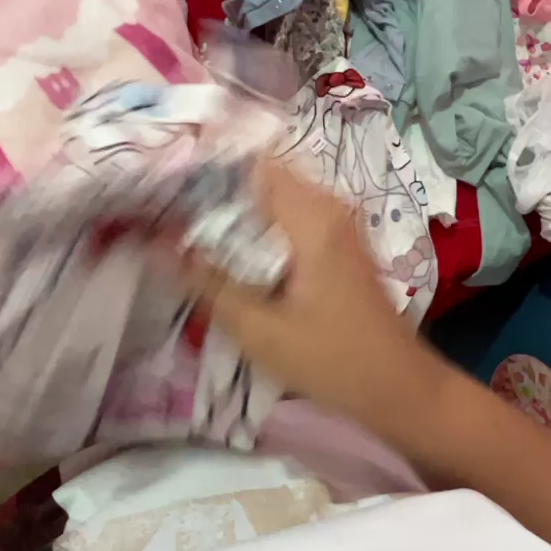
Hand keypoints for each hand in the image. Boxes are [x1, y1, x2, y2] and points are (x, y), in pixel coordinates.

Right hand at [172, 163, 454, 430]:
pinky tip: (227, 253)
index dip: (202, 168)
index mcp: (312, 216)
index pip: (248, 162)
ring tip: (183, 228)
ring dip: (232, 212)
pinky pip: (289, 218)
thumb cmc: (332, 360)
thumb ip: (206, 281)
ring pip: (273, 198)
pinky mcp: (339, 244)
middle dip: (211, 191)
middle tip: (163, 210)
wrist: (398, 388)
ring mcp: (338, 224)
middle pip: (258, 177)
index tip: (161, 186)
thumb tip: (151, 244)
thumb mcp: (259, 328)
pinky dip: (256, 228)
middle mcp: (329, 207)